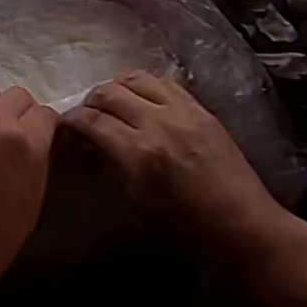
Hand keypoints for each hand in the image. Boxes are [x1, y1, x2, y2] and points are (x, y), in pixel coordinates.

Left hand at [0, 86, 58, 304]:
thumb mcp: (36, 194)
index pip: (47, 113)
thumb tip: (46, 140)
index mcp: (27, 142)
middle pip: (20, 96)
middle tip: (25, 134)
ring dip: (0, 107)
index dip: (49, 126)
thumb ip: (41, 157)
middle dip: (27, 113)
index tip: (48, 138)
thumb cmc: (0, 235)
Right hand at [64, 71, 290, 259]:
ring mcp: (183, 111)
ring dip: (116, 86)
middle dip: (90, 100)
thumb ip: (113, 166)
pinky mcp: (201, 109)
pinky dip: (146, 85)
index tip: (64, 123)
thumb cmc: (186, 228)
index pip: (92, 122)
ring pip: (137, 78)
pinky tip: (141, 97)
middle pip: (110, 93)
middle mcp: (158, 123)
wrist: (242, 224)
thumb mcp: (138, 203)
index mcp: (139, 153)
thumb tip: (92, 146)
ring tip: (111, 99)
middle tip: (85, 112)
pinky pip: (166, 83)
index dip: (71, 119)